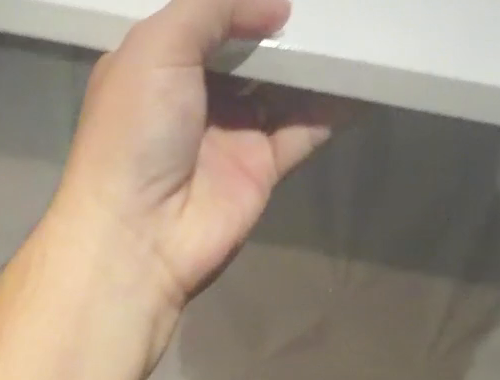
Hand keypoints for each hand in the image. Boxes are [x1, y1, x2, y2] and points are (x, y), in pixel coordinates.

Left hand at [53, 0, 336, 309]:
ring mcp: (229, 136)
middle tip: (329, 6)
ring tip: (355, 27)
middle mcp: (193, 99)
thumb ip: (213, 8)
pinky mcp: (260, 170)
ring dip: (311, 62)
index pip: (204, 22)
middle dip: (281, 30)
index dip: (239, 6)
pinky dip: (333, 106)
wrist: (140, 236)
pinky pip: (304, 129)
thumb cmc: (135, 133)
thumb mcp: (159, 46)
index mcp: (156, 65)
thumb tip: (276, 9)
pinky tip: (364, 78)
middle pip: (246, 54)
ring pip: (280, 88)